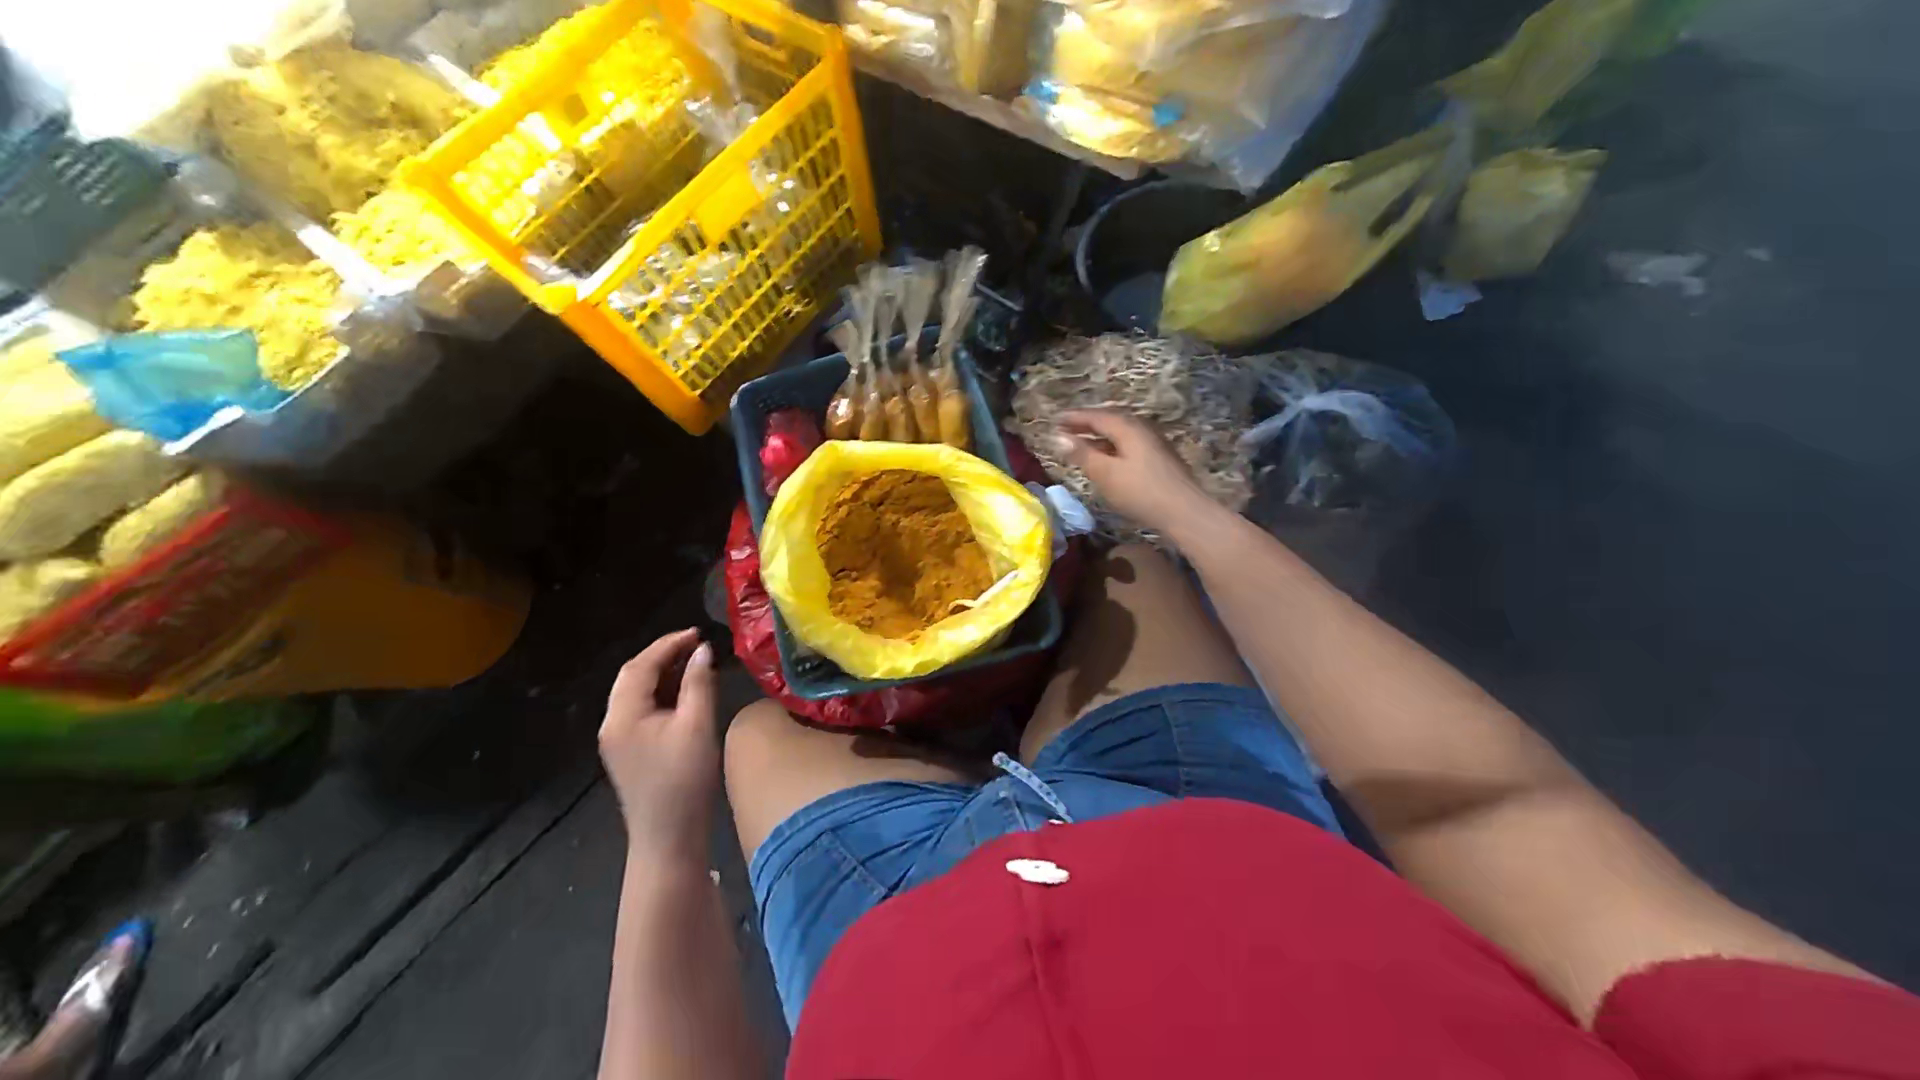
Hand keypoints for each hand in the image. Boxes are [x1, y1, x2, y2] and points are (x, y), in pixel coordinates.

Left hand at [601, 628, 717, 863]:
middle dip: (664, 655)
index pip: (640, 666)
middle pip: (633, 677)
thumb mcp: (697, 726)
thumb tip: (703, 651)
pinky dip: (663, 693)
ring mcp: (619, 740)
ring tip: (696, 662)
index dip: (668, 644)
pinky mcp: (630, 753)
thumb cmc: (684, 781)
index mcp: (622, 715)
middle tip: (697, 644)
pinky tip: (686, 692)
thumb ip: (699, 683)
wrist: (668, 839)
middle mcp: (612, 724)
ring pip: (637, 694)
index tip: (698, 632)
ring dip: (664, 674)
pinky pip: (643, 710)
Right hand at [1059, 409, 1216, 536]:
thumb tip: (1058, 437)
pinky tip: (1106, 459)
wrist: (1185, 512)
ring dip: (1099, 435)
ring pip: (1120, 432)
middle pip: (1110, 420)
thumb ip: (1082, 454)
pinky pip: (1128, 443)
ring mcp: (1154, 443)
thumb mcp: (1105, 473)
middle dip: (1086, 423)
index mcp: (1128, 427)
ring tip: (1081, 442)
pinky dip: (1111, 446)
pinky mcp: (1159, 458)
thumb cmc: (1141, 492)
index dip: (1074, 417)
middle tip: (1066, 428)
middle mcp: (1142, 428)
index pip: (1096, 416)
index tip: (1054, 419)